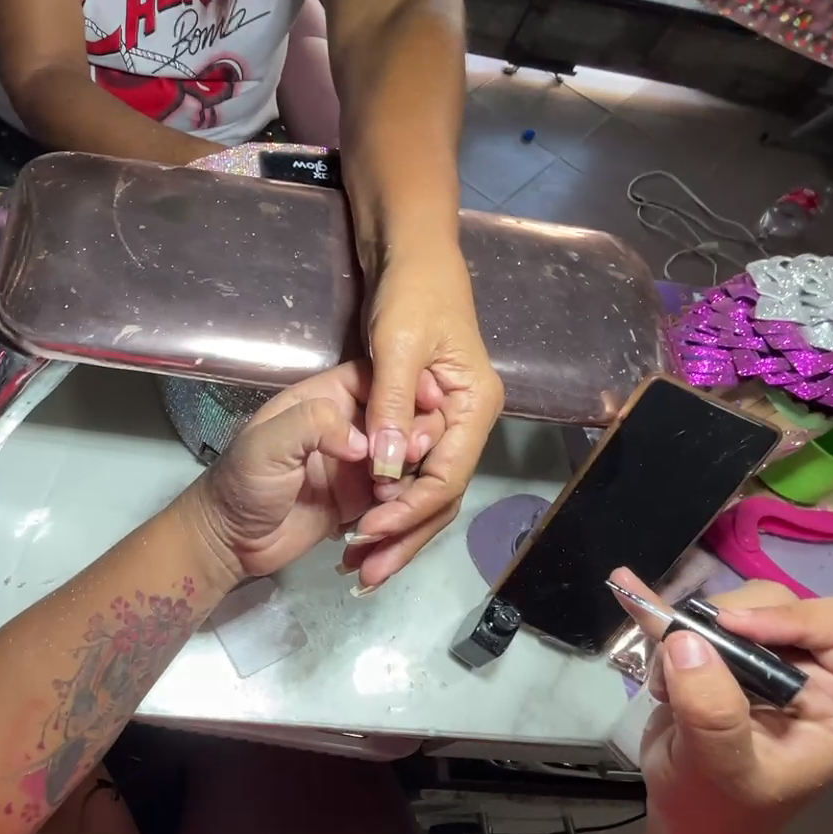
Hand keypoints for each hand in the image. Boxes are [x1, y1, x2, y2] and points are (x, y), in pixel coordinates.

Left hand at [182, 364, 443, 581]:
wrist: (231, 542)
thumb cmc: (241, 483)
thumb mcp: (267, 444)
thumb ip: (312, 426)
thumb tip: (365, 441)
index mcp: (329, 398)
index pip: (382, 379)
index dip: (409, 390)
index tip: (425, 409)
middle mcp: (354, 427)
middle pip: (408, 422)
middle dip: (415, 445)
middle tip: (396, 475)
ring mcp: (364, 466)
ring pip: (411, 466)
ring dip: (409, 490)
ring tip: (381, 514)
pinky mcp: (368, 502)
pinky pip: (401, 504)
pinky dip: (401, 520)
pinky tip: (378, 535)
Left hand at [355, 248, 503, 586]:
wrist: (406, 260)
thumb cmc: (407, 295)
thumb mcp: (394, 347)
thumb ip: (389, 407)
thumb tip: (388, 471)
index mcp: (471, 405)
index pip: (448, 473)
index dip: (410, 507)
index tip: (371, 528)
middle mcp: (462, 424)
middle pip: (439, 496)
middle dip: (403, 536)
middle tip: (365, 573)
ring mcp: (439, 429)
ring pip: (423, 498)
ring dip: (395, 535)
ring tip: (362, 572)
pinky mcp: (416, 430)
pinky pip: (406, 483)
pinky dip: (387, 511)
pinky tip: (361, 539)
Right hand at [610, 569, 832, 833]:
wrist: (688, 823)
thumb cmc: (719, 809)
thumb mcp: (720, 767)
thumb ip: (711, 711)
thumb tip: (686, 641)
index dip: (794, 618)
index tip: (732, 631)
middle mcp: (812, 677)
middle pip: (784, 607)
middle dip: (726, 623)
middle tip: (684, 653)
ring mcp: (764, 667)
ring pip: (734, 609)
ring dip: (688, 631)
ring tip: (665, 679)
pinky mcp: (720, 663)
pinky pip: (694, 622)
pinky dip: (659, 609)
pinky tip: (628, 589)